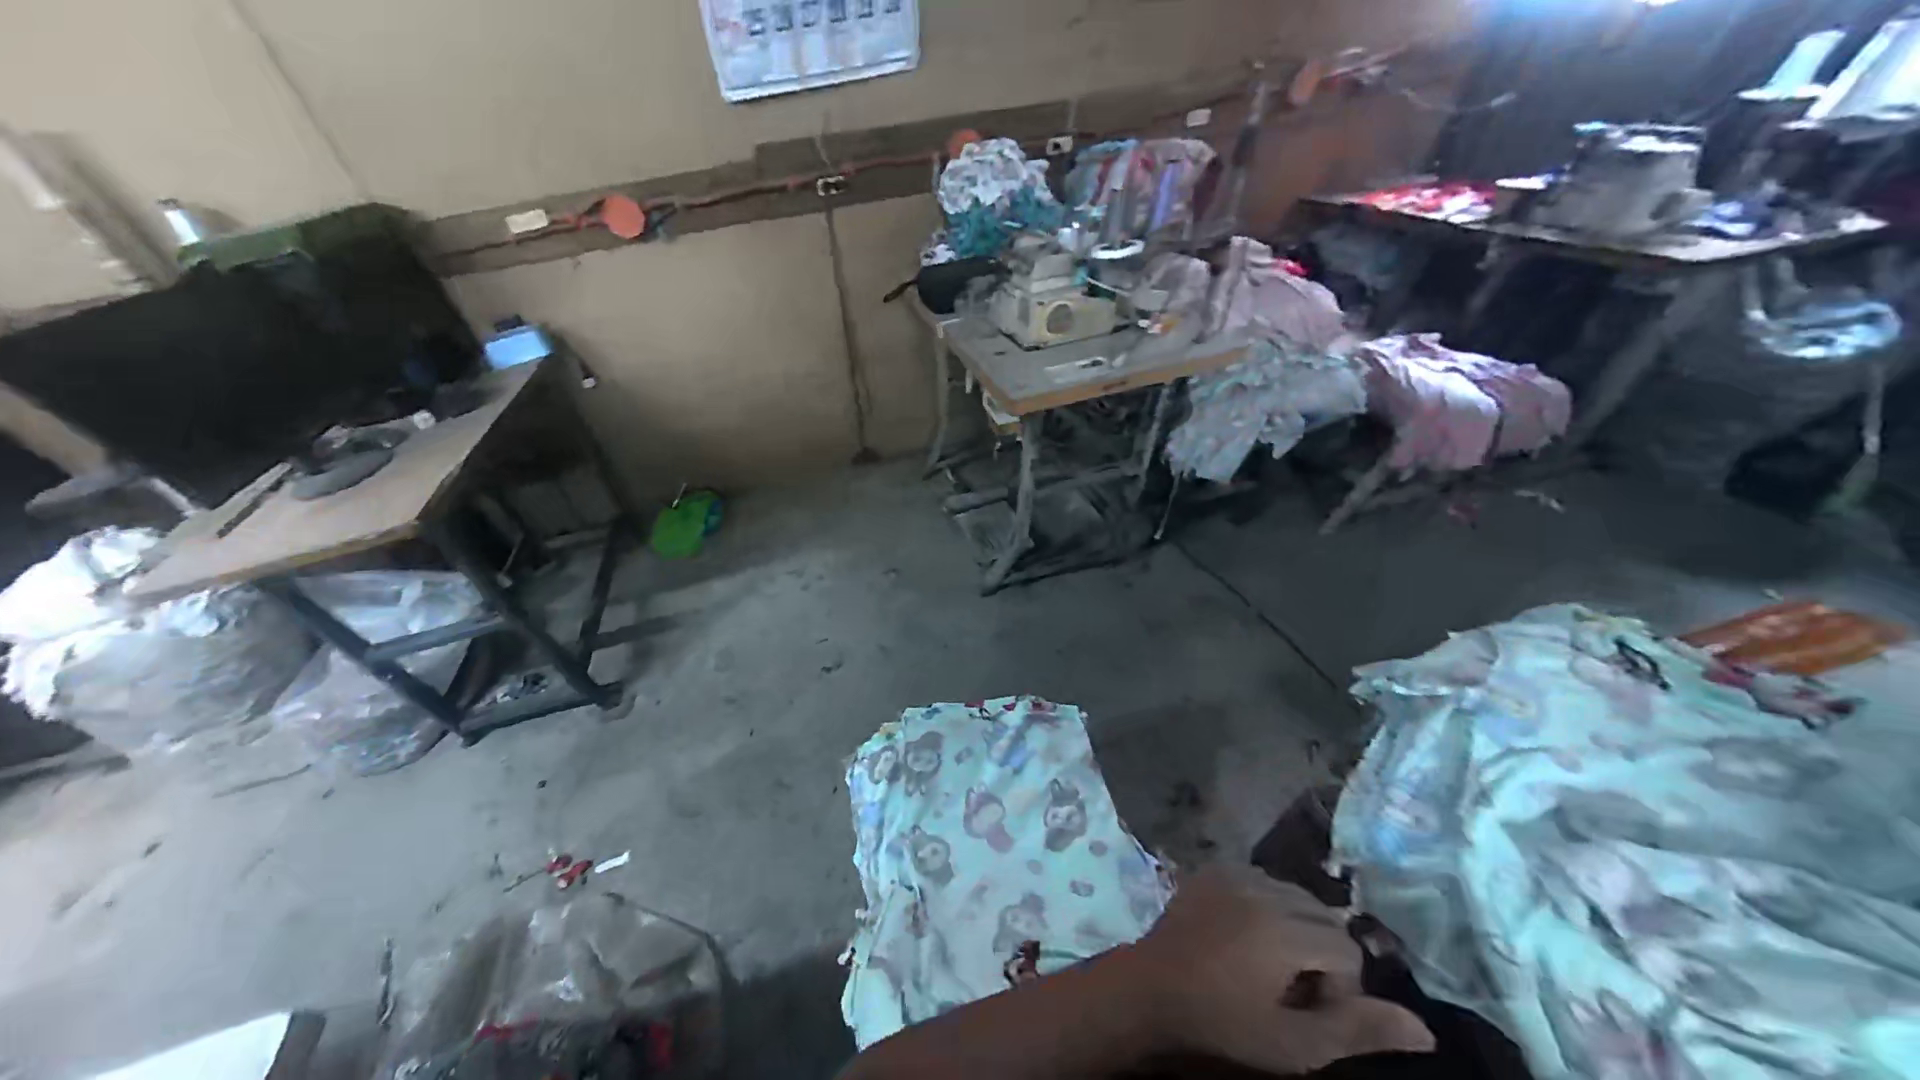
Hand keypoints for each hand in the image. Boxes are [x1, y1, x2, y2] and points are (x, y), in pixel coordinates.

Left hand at [1125, 864, 1433, 1073]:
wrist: (1151, 989)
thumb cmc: (1221, 1021)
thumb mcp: (1293, 1043)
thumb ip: (1358, 1031)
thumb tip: (1424, 1027)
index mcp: (1282, 927)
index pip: (1347, 950)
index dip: (1339, 989)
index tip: (1307, 1009)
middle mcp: (1260, 887)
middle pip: (1322, 916)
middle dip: (1320, 954)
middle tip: (1290, 988)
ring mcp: (1232, 872)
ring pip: (1294, 894)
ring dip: (1296, 927)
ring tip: (1268, 962)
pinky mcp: (1211, 869)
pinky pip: (1260, 879)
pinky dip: (1266, 903)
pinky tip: (1246, 933)